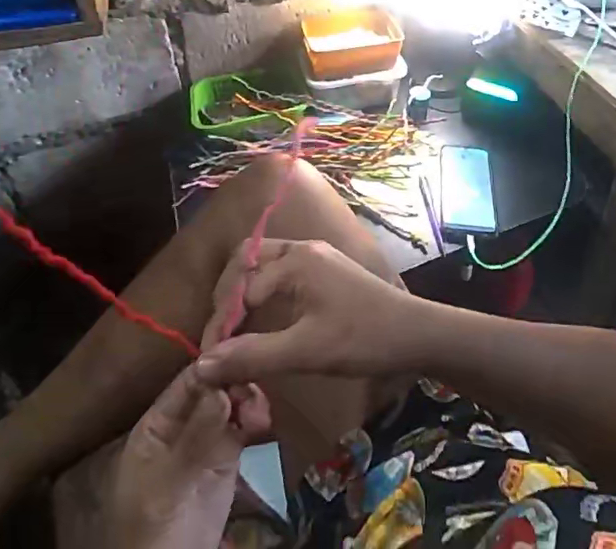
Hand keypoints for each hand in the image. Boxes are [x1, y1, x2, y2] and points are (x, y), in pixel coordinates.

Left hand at [88, 366, 270, 548]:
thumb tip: (223, 388)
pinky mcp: (228, 455)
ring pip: (233, 402)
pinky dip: (255, 418)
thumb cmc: (152, 527)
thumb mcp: (168, 481)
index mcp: (159, 422)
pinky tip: (262, 422)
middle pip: (215, 386)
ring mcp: (208, 438)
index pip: (188, 381)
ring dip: (249, 397)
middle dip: (236, 379)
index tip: (242, 355)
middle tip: (257, 380)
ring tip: (260, 409)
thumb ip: (195, 436)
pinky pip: (244, 426)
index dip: (214, 366)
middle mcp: (185, 422)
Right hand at [196, 238, 421, 387]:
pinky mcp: (324, 271)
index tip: (209, 361)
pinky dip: (262, 294)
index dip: (220, 325)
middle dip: (226, 298)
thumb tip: (200, 367)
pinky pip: (280, 273)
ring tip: (232, 332)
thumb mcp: (306, 351)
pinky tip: (260, 322)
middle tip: (218, 339)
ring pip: (263, 265)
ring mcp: (315, 257)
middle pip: (246, 261)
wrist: (415, 333)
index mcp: (296, 260)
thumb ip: (253, 356)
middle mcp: (302, 248)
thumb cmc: (362, 337)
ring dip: (243, 293)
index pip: (239, 288)